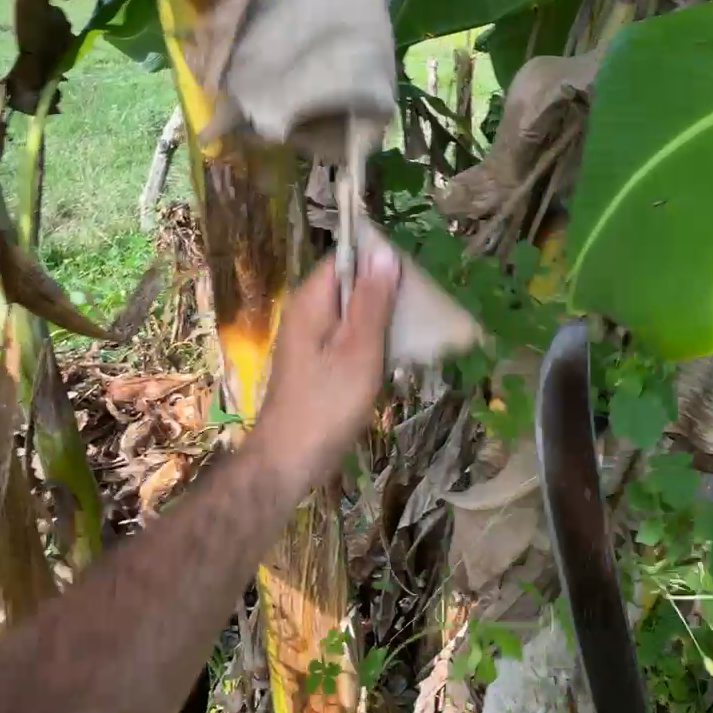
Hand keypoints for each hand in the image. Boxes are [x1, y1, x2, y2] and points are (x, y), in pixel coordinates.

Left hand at [253, 247, 399, 488]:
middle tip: (422, 307)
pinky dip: (371, 343)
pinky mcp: (318, 363)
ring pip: (352, 314)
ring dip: (381, 320)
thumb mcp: (358, 349)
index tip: (413, 275)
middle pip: (350, 285)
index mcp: (311, 302)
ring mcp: (310, 339)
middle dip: (384, 292)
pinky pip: (348, 338)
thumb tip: (385, 253)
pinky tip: (394, 358)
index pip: (345, 259)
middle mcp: (307, 313)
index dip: (378, 261)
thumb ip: (372, 302)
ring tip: (416, 330)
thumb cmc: (326, 404)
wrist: (289, 460)